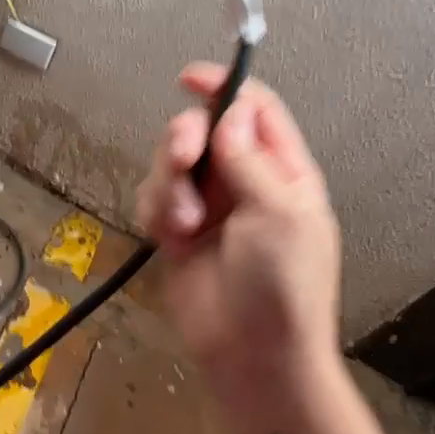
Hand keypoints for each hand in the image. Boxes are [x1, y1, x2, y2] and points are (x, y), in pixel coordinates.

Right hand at [134, 63, 341, 401]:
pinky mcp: (175, 227)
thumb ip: (249, 158)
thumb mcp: (279, 215)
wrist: (250, 355)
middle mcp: (243, 181)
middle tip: (181, 160)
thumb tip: (229, 110)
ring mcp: (208, 205)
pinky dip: (155, 211)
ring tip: (182, 225)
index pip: (254, 111)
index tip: (189, 78)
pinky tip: (170, 238)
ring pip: (170, 162)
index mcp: (283, 172)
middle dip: (184, 142)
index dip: (225, 88)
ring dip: (169, 187)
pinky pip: (152, 196)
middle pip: (202, 131)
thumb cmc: (281, 287)